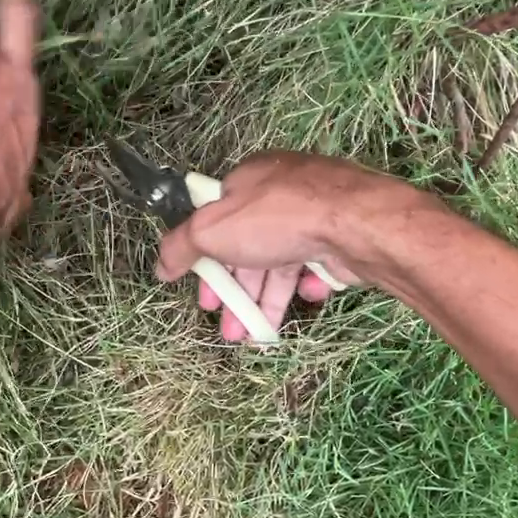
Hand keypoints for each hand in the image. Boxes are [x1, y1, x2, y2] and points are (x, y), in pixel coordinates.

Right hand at [153, 152, 424, 341]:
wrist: (356, 225)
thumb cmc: (278, 220)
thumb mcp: (211, 230)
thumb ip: (180, 247)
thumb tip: (160, 265)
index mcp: (249, 180)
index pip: (215, 222)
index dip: (205, 262)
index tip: (204, 297)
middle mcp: (281, 193)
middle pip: (246, 251)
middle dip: (235, 294)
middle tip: (228, 329)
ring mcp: (313, 216)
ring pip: (279, 266)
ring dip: (263, 303)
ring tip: (254, 336)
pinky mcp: (338, 239)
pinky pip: (312, 267)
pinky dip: (303, 288)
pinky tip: (302, 300)